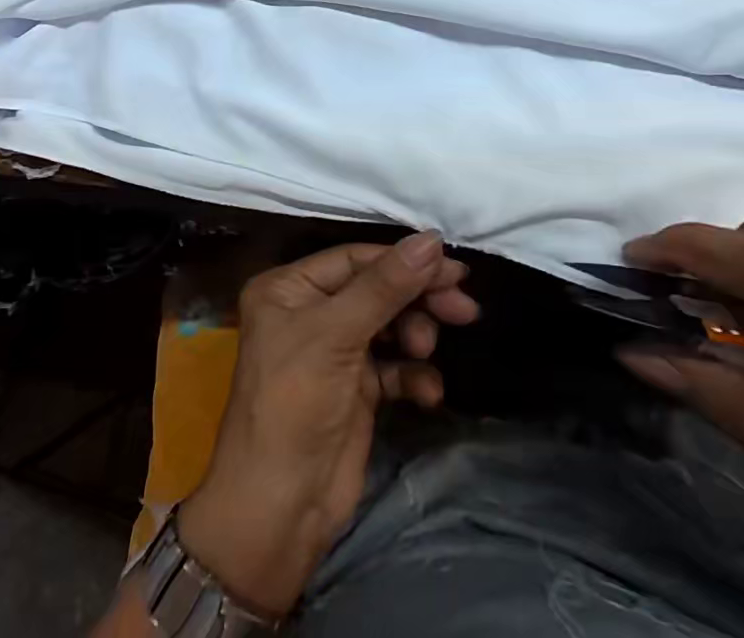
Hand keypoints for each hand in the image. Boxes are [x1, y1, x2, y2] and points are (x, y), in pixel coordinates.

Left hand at [177, 232, 476, 617]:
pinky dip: (413, 374)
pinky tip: (426, 392)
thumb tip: (432, 239)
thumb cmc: (295, 403)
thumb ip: (386, 286)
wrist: (281, 504)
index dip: (403, 261)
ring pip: (390, 325)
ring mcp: (334, 350)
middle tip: (463, 309)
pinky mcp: (356, 387)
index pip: (354, 259)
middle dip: (417, 298)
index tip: (454, 269)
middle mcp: (309, 312)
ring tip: (426, 351)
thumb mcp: (336, 335)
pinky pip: (395, 366)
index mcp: (288, 289)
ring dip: (416, 335)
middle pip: (377, 289)